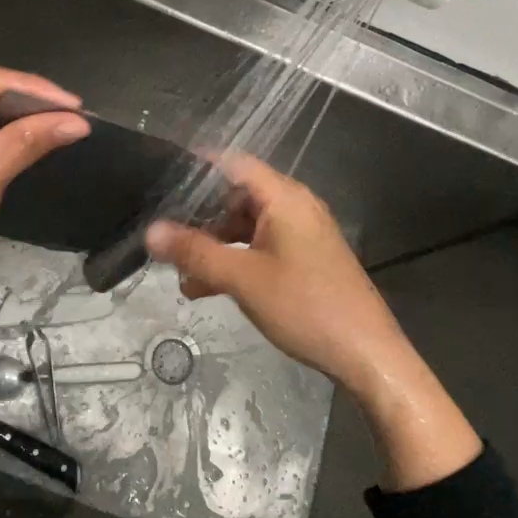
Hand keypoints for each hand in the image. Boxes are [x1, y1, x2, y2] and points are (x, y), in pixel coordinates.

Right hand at [145, 154, 480, 490]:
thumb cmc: (306, 306)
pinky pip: (262, 247)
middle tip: (164, 231)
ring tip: (181, 272)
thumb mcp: (243, 279)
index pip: (235, 163)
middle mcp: (295, 207)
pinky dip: (236, 260)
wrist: (367, 354)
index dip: (198, 165)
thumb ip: (195, 253)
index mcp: (284, 198)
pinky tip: (208, 289)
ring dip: (215, 245)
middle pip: (238, 195)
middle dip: (200, 215)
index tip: (162, 175)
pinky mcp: (306, 259)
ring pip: (248, 226)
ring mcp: (303, 234)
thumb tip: (150, 231)